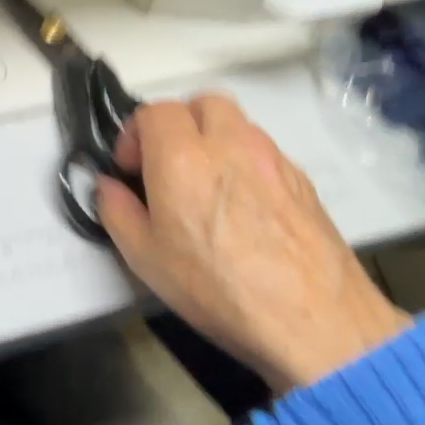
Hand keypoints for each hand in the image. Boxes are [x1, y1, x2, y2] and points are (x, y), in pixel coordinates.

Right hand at [96, 94, 412, 393]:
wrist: (314, 321)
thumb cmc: (214, 287)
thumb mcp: (142, 256)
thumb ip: (116, 210)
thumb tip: (110, 186)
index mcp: (181, 157)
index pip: (154, 111)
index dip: (134, 134)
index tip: (130, 170)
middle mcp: (230, 145)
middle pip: (203, 103)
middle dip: (178, 123)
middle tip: (166, 165)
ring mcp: (274, 160)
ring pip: (238, 124)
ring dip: (213, 141)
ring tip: (204, 187)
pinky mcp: (304, 183)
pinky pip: (265, 153)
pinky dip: (244, 164)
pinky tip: (241, 209)